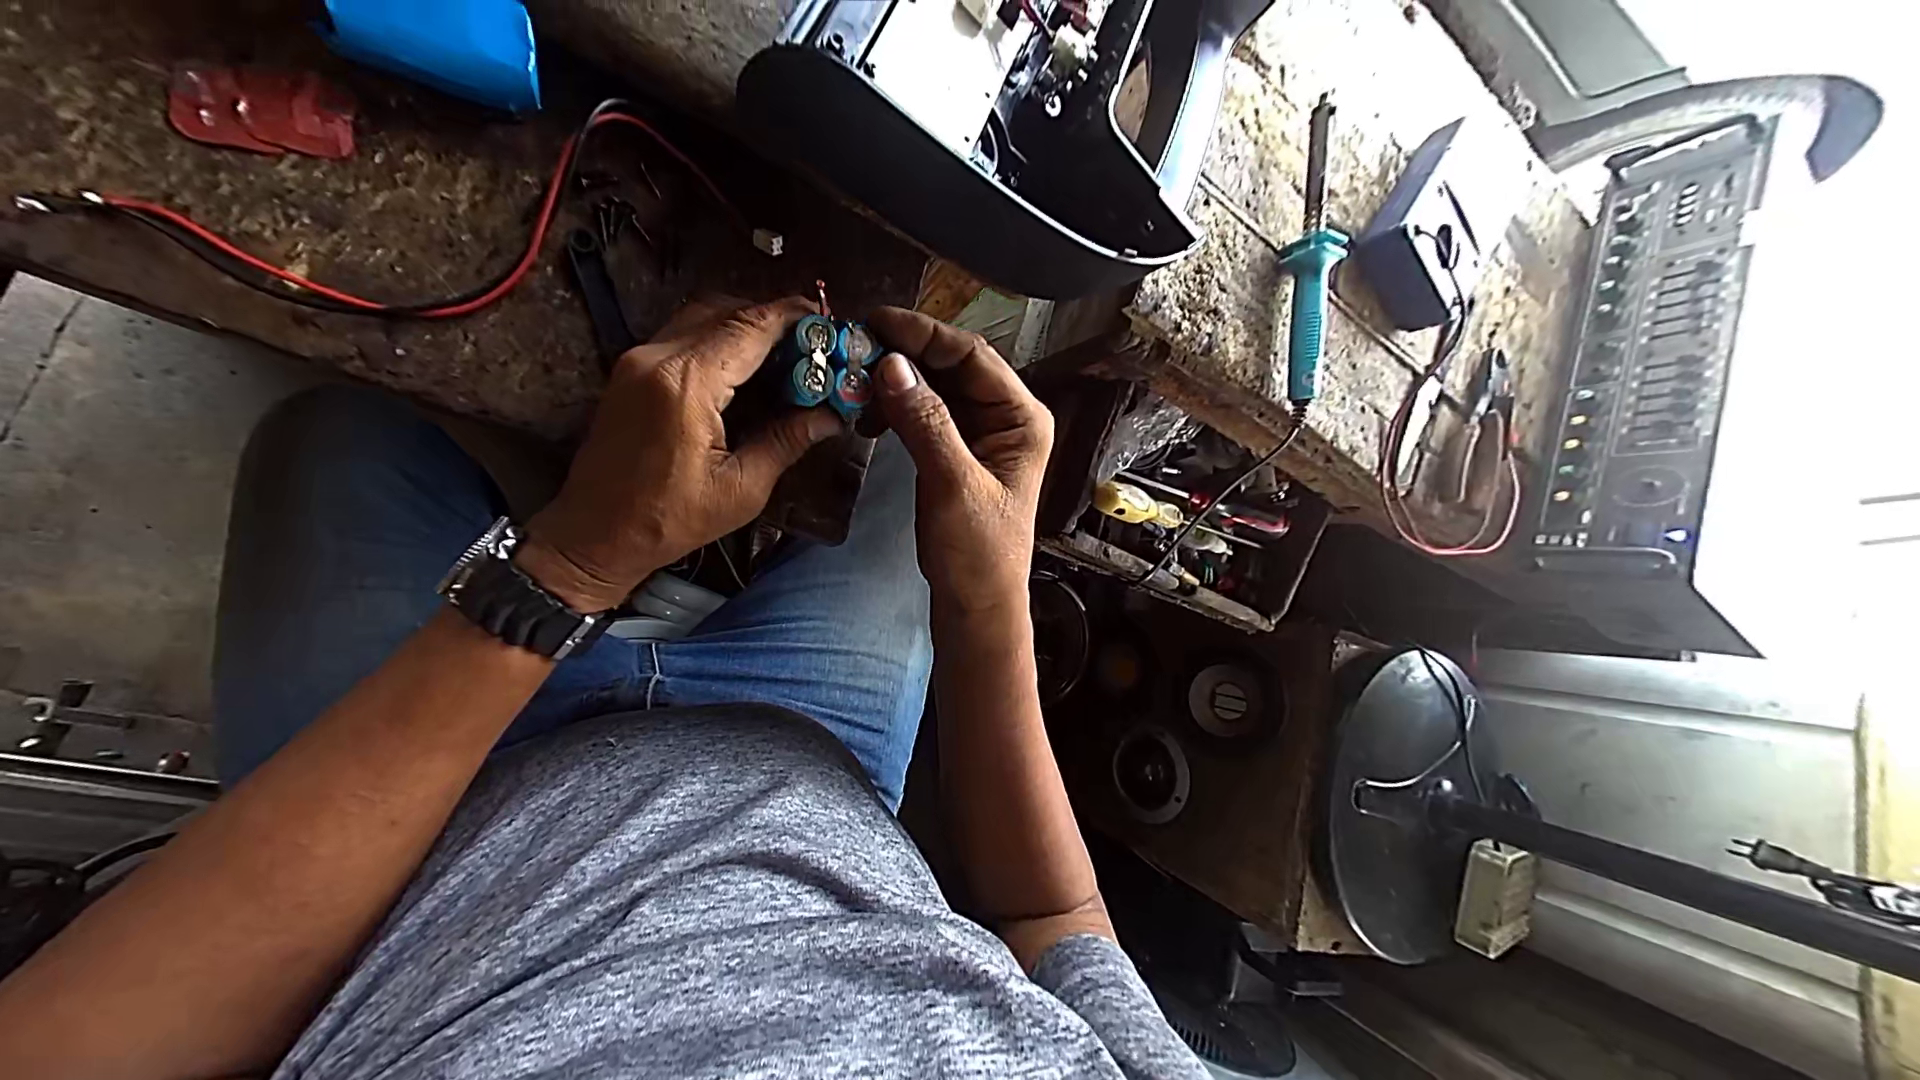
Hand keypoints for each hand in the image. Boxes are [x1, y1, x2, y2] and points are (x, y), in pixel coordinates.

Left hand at [519, 296, 840, 611]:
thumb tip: (829, 417)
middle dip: (773, 320)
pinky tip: (747, 368)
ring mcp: (637, 359)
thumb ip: (786, 442)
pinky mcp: (630, 370)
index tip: (827, 322)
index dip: (792, 318)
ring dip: (746, 326)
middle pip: (725, 310)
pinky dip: (721, 338)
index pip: (748, 328)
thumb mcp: (741, 488)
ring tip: (785, 356)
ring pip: (702, 316)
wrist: (595, 533)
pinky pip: (684, 334)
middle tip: (812, 346)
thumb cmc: (669, 519)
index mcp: (686, 384)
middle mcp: (656, 357)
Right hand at [867, 306, 1053, 614]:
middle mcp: (1004, 418)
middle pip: (953, 366)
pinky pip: (925, 414)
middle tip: (857, 343)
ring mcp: (980, 435)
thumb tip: (892, 366)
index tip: (877, 321)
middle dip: (906, 353)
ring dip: (897, 380)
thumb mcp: (954, 485)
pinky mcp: (955, 451)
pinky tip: (871, 411)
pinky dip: (897, 407)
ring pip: (935, 388)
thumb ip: (926, 423)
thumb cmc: (978, 553)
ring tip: (857, 378)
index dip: (924, 334)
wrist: (975, 602)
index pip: (972, 357)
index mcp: (1021, 419)